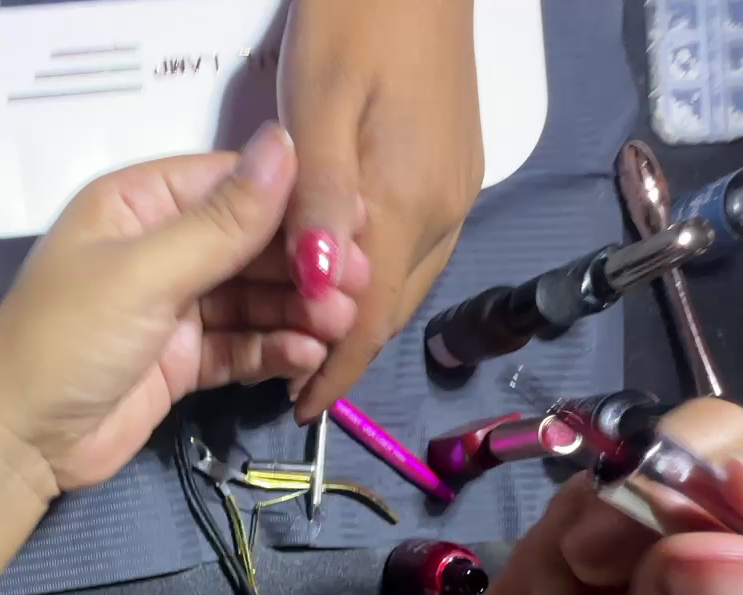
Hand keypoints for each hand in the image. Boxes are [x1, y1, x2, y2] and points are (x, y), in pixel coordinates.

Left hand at [0, 123, 369, 493]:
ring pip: (251, 299)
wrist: (22, 444)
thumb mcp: (141, 275)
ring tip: (337, 328)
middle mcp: (161, 248)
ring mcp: (173, 308)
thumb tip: (287, 142)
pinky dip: (272, 351)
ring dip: (296, 312)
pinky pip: (239, 346)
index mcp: (138, 204)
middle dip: (302, 266)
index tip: (350, 224)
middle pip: (249, 245)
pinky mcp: (183, 360)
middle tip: (356, 288)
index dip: (293, 203)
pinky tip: (304, 357)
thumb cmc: (66, 343)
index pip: (232, 185)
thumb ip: (218, 223)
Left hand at [280, 0, 483, 422]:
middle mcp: (438, 209)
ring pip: (392, 285)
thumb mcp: (319, 106)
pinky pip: (398, 256)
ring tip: (305, 356)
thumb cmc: (353, 17)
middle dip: (342, 354)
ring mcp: (445, 193)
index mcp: (406, 200)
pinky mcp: (440, 177)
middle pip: (386, 307)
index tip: (303, 408)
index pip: (370, 313)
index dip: (336, 368)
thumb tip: (319, 289)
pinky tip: (331, 295)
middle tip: (297, 388)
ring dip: (351, 325)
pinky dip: (365, 287)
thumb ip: (317, 201)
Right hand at [472, 399, 742, 594]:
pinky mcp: (641, 488)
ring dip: (625, 497)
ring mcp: (712, 514)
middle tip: (615, 535)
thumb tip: (725, 556)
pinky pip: (617, 461)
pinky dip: (577, 507)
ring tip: (583, 567)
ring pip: (708, 440)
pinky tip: (564, 564)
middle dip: (703, 486)